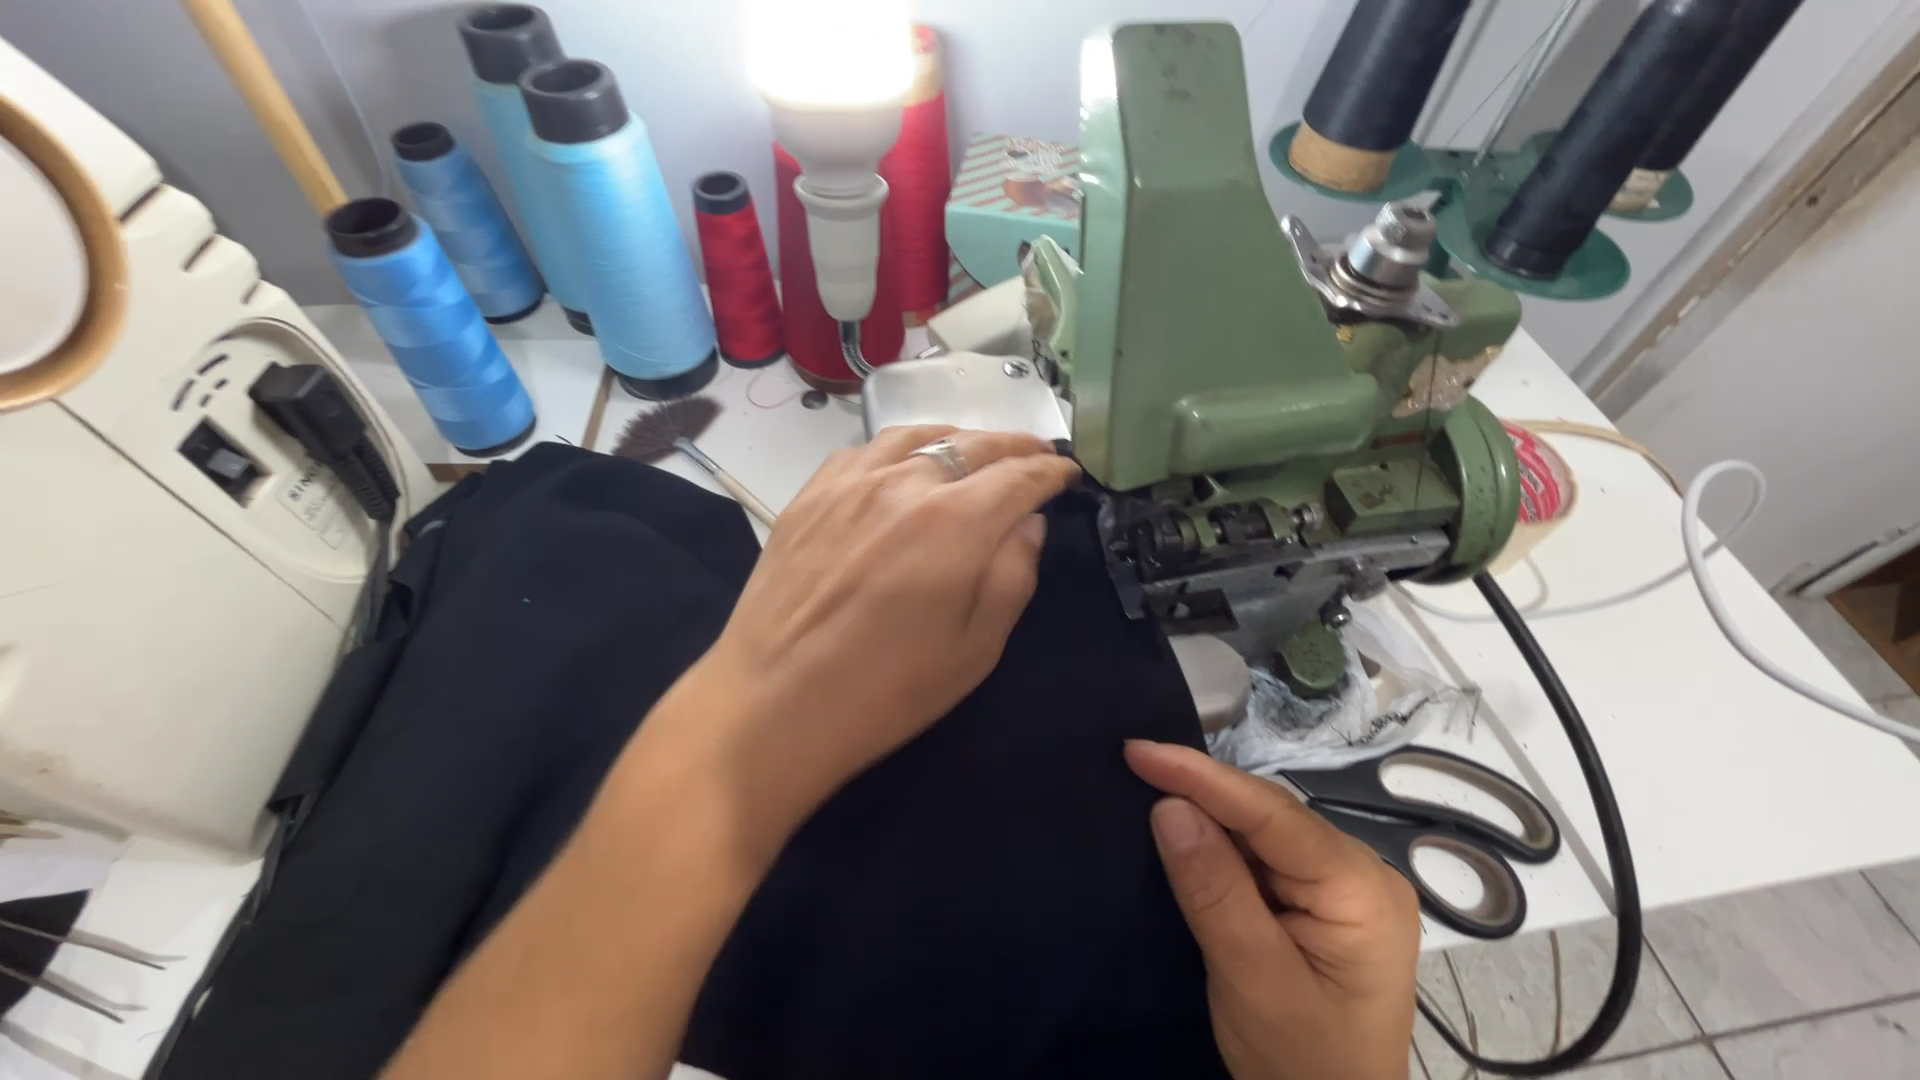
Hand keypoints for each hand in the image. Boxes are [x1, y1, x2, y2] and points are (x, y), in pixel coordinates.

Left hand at [695, 425, 1078, 815]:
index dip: (1050, 471)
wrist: (773, 706)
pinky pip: (864, 450)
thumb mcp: (976, 648)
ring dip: (958, 439)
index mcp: (955, 521)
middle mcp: (904, 483)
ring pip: (916, 435)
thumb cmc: (886, 690)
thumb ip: (1013, 573)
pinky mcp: (810, 495)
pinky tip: (901, 467)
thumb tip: (1026, 522)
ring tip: (974, 452)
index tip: (1067, 474)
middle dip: (1014, 446)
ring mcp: (849, 483)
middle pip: (973, 444)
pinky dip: (899, 449)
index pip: (1019, 476)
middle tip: (1035, 456)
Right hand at [1125, 741, 1421, 1079]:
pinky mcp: (1319, 902)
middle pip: (1268, 814)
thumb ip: (1212, 889)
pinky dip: (1219, 843)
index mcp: (1361, 889)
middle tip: (1134, 762)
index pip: (1271, 814)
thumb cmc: (1302, 1065)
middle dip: (1201, 788)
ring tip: (1148, 782)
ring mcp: (1343, 886)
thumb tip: (1168, 807)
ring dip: (1206, 812)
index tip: (1140, 751)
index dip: (1201, 776)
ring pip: (1261, 829)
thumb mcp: (1251, 979)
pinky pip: (1261, 854)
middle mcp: (1360, 873)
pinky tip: (1185, 828)